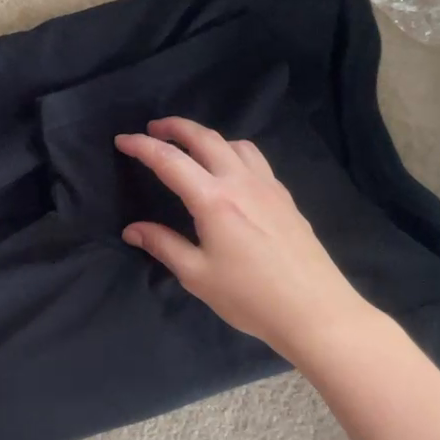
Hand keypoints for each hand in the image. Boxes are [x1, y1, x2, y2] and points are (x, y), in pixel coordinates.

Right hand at [114, 117, 375, 356]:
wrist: (317, 312)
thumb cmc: (251, 297)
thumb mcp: (197, 276)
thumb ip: (163, 245)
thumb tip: (132, 230)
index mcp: (214, 200)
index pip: (170, 161)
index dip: (142, 146)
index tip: (122, 140)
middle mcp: (241, 183)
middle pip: (205, 138)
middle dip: (175, 127)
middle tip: (153, 129)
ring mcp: (268, 187)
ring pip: (234, 144)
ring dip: (207, 137)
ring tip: (190, 148)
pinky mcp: (285, 199)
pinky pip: (255, 160)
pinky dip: (232, 152)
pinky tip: (229, 172)